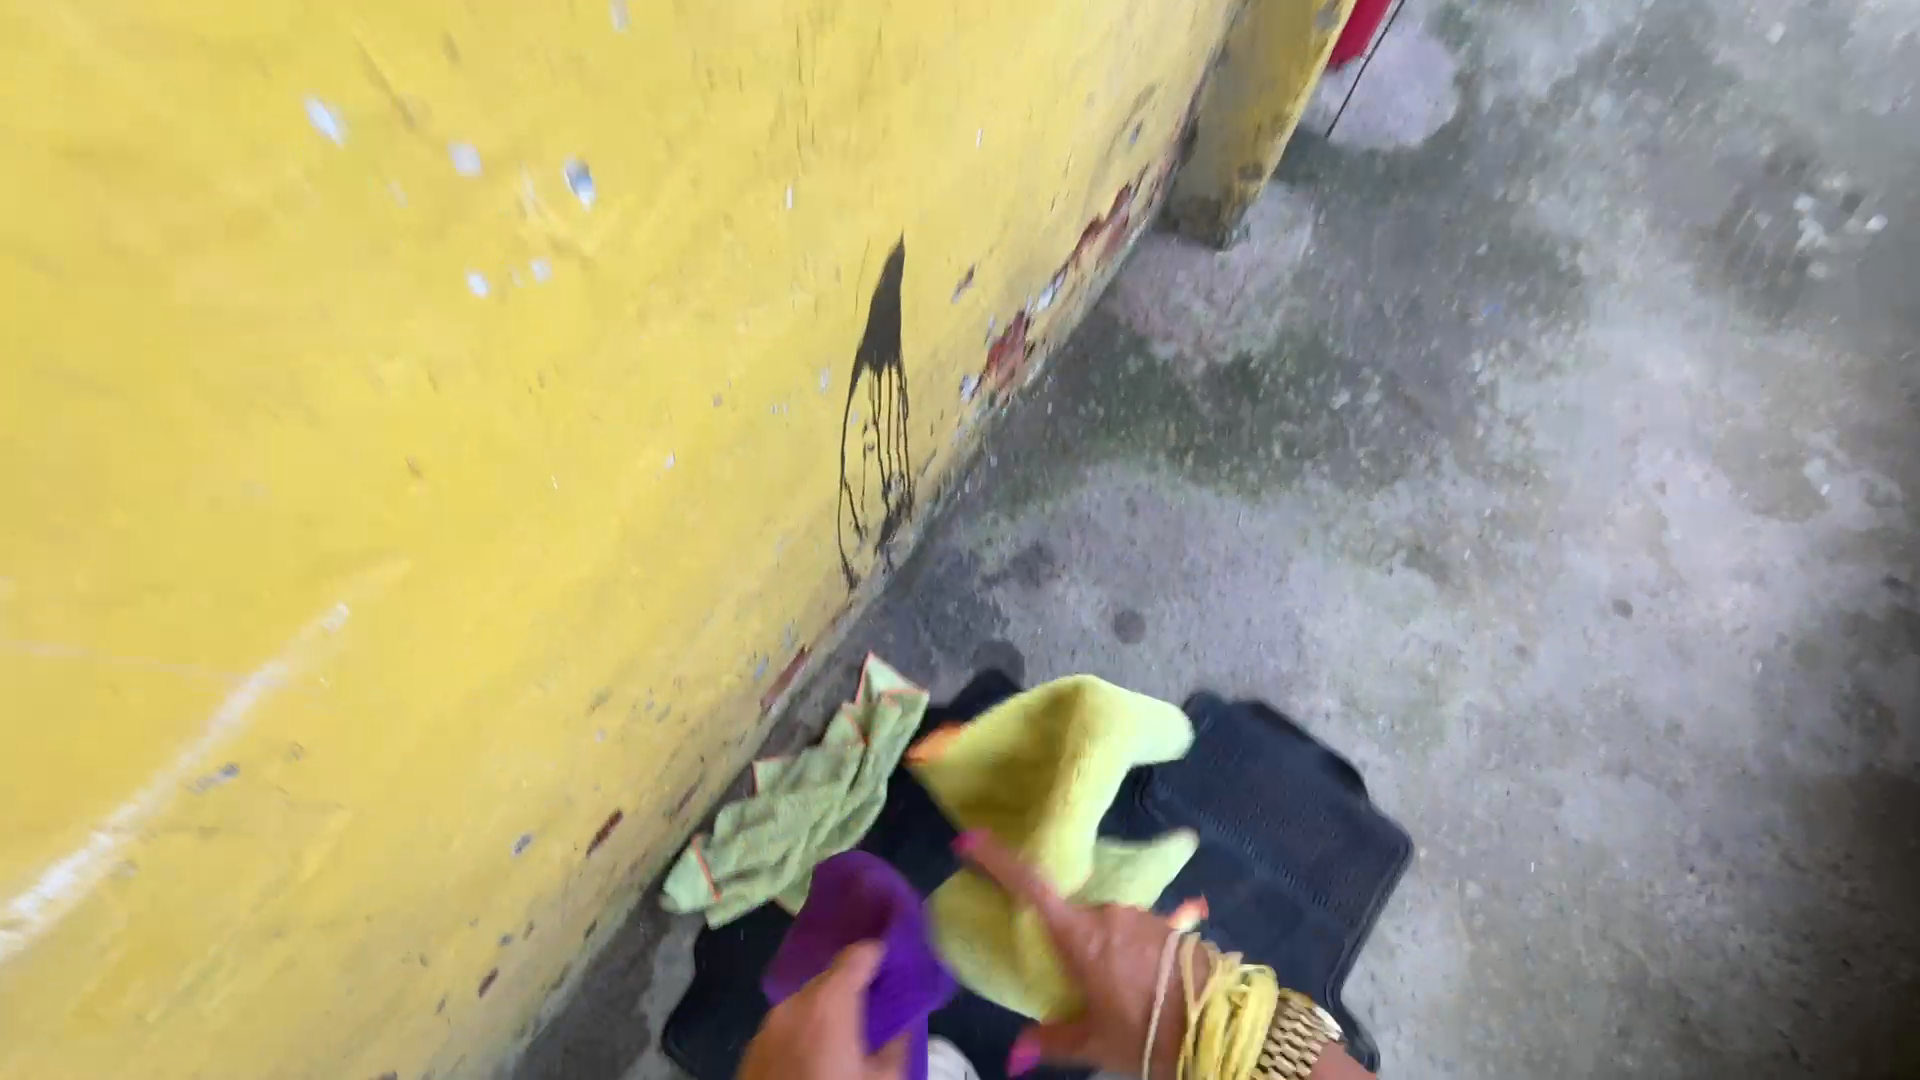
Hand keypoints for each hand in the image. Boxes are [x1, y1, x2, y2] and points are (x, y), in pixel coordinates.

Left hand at [737, 941, 909, 1079]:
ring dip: (827, 1012)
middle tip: (875, 1013)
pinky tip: (815, 1061)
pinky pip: (786, 1027)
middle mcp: (794, 1002)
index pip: (860, 953)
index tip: (896, 968)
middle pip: (832, 977)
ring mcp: (767, 1026)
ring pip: (807, 1003)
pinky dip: (803, 1032)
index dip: (881, 956)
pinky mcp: (751, 1051)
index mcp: (829, 1002)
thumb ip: (897, 1043)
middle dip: (854, 989)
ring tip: (845, 1042)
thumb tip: (902, 1022)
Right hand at [956, 829, 1371, 1079]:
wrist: (1221, 1029)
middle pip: (1073, 919)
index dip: (997, 861)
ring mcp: (1140, 916)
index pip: (1029, 886)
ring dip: (1108, 956)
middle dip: (1073, 949)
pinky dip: (1138, 955)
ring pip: (1108, 928)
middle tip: (1085, 991)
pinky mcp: (1168, 925)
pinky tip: (1155, 984)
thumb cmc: (1146, 1034)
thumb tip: (1015, 1055)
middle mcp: (1106, 914)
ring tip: (1126, 1001)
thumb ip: (1054, 1042)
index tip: (969, 839)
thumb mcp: (1097, 1045)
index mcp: (1079, 936)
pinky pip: (1140, 934)